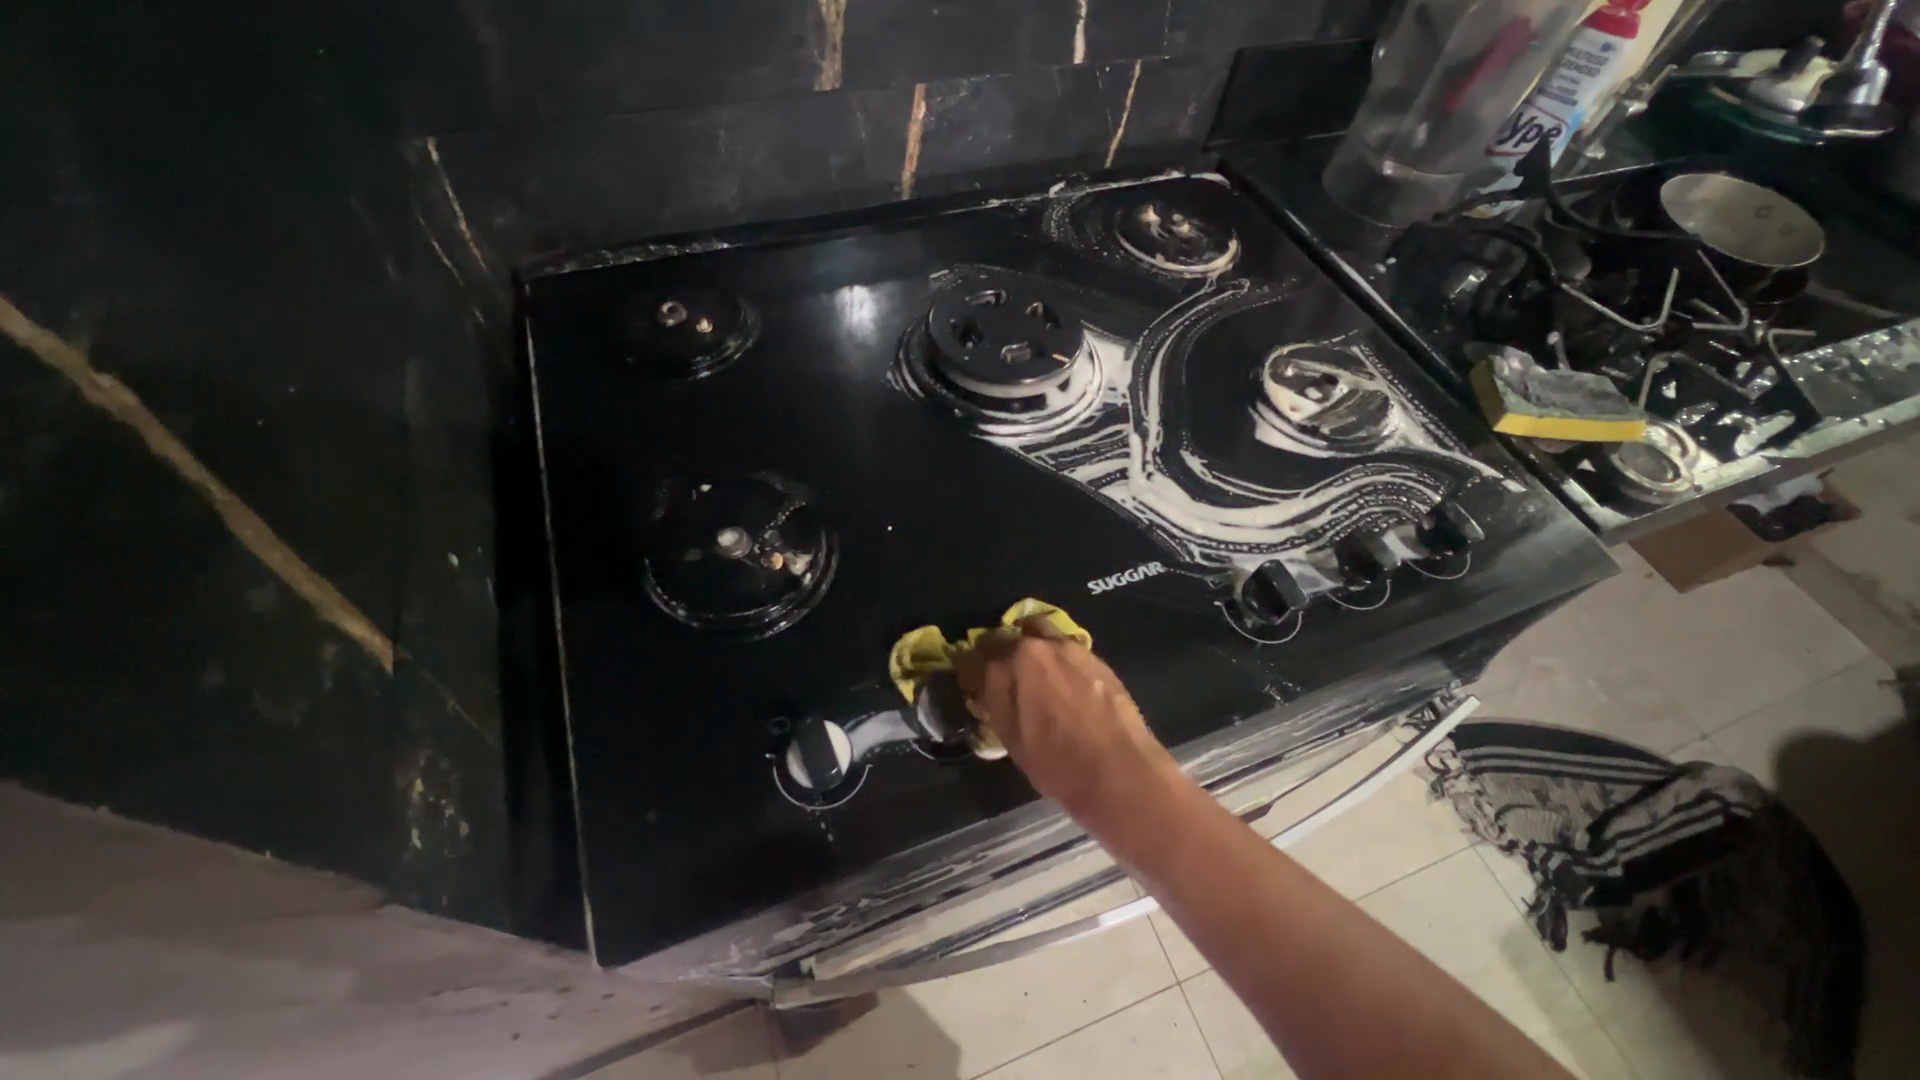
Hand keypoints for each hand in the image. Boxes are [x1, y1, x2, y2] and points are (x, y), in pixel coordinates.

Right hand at [953, 617, 1179, 817]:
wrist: (1116, 769)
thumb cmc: (1056, 765)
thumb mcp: (1011, 739)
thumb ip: (997, 704)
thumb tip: (989, 689)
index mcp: (1003, 671)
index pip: (971, 660)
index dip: (967, 671)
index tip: (969, 680)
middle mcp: (1031, 648)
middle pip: (1001, 637)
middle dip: (994, 651)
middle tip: (998, 670)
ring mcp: (1065, 647)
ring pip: (1035, 628)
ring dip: (1026, 639)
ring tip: (1031, 660)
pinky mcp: (1093, 654)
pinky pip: (1064, 642)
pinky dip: (1055, 650)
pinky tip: (1062, 672)